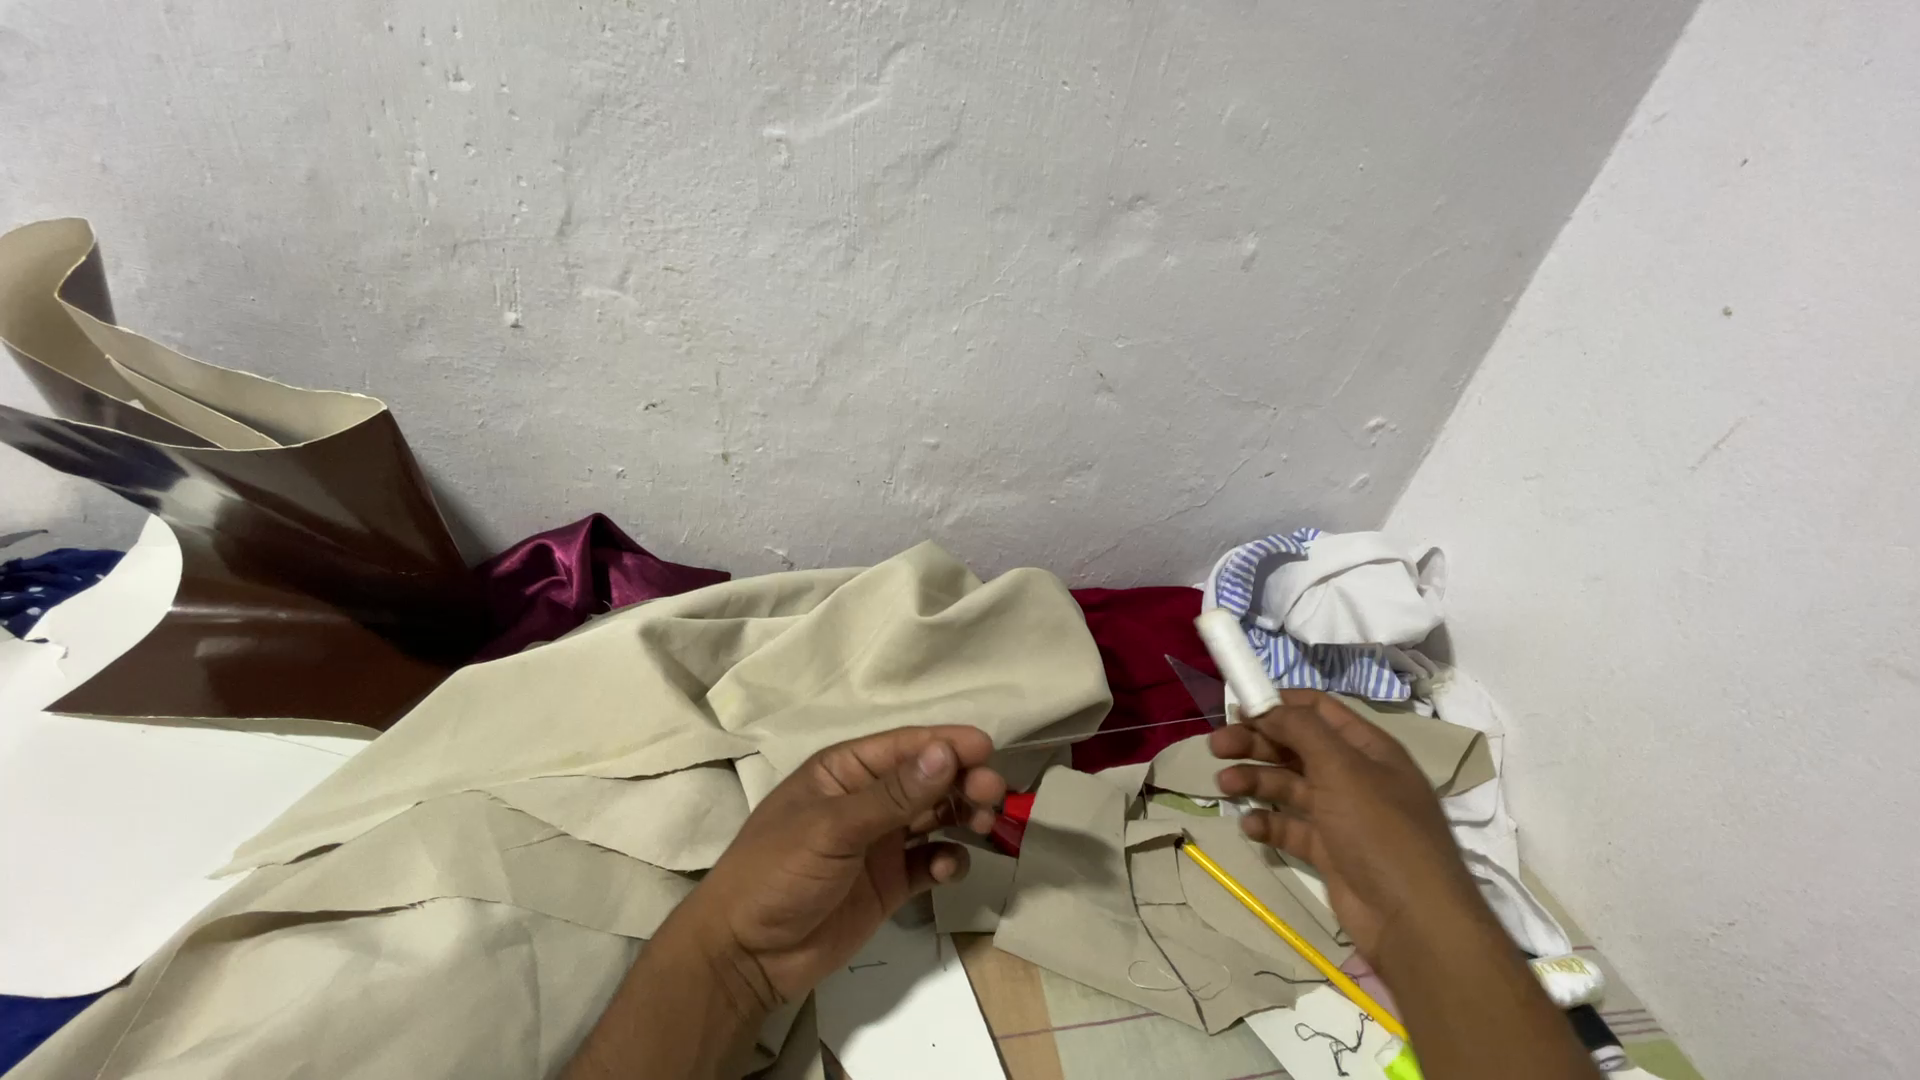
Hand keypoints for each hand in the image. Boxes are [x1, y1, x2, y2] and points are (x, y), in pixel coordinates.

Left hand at [670, 725, 1007, 1013]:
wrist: (745, 957)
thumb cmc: (777, 872)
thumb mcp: (833, 828)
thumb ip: (894, 794)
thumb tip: (946, 752)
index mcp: (845, 771)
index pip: (905, 746)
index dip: (946, 743)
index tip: (987, 748)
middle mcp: (867, 799)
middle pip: (927, 780)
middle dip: (962, 780)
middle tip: (993, 793)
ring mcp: (880, 842)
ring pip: (935, 817)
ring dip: (961, 815)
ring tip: (982, 825)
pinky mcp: (890, 883)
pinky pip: (930, 862)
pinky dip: (947, 861)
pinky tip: (948, 869)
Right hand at [1209, 690, 1488, 963]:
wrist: (1412, 921)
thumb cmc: (1381, 831)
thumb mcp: (1343, 769)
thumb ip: (1302, 730)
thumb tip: (1267, 706)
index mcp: (1367, 748)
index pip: (1318, 710)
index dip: (1279, 704)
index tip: (1239, 708)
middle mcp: (1354, 776)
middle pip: (1294, 746)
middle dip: (1255, 743)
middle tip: (1216, 746)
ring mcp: (1340, 815)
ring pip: (1287, 785)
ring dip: (1254, 781)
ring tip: (1224, 786)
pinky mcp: (1327, 850)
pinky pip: (1289, 826)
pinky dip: (1267, 823)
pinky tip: (1251, 827)